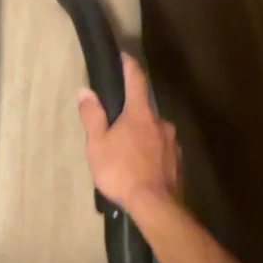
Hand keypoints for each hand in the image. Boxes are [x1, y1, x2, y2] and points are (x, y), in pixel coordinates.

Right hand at [76, 53, 180, 215]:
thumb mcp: (97, 145)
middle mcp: (160, 122)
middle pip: (143, 109)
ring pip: (153, 131)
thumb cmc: (121, 171)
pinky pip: (160, 149)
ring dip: (140, 135)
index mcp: (140, 114)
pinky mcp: (177, 161)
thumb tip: (86, 91)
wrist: (155, 205)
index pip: (136, 80)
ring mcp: (172, 142)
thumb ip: (93, 116)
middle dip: (130, 113)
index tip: (123, 56)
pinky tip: (140, 167)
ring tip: (126, 153)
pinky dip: (150, 152)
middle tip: (114, 127)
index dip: (129, 66)